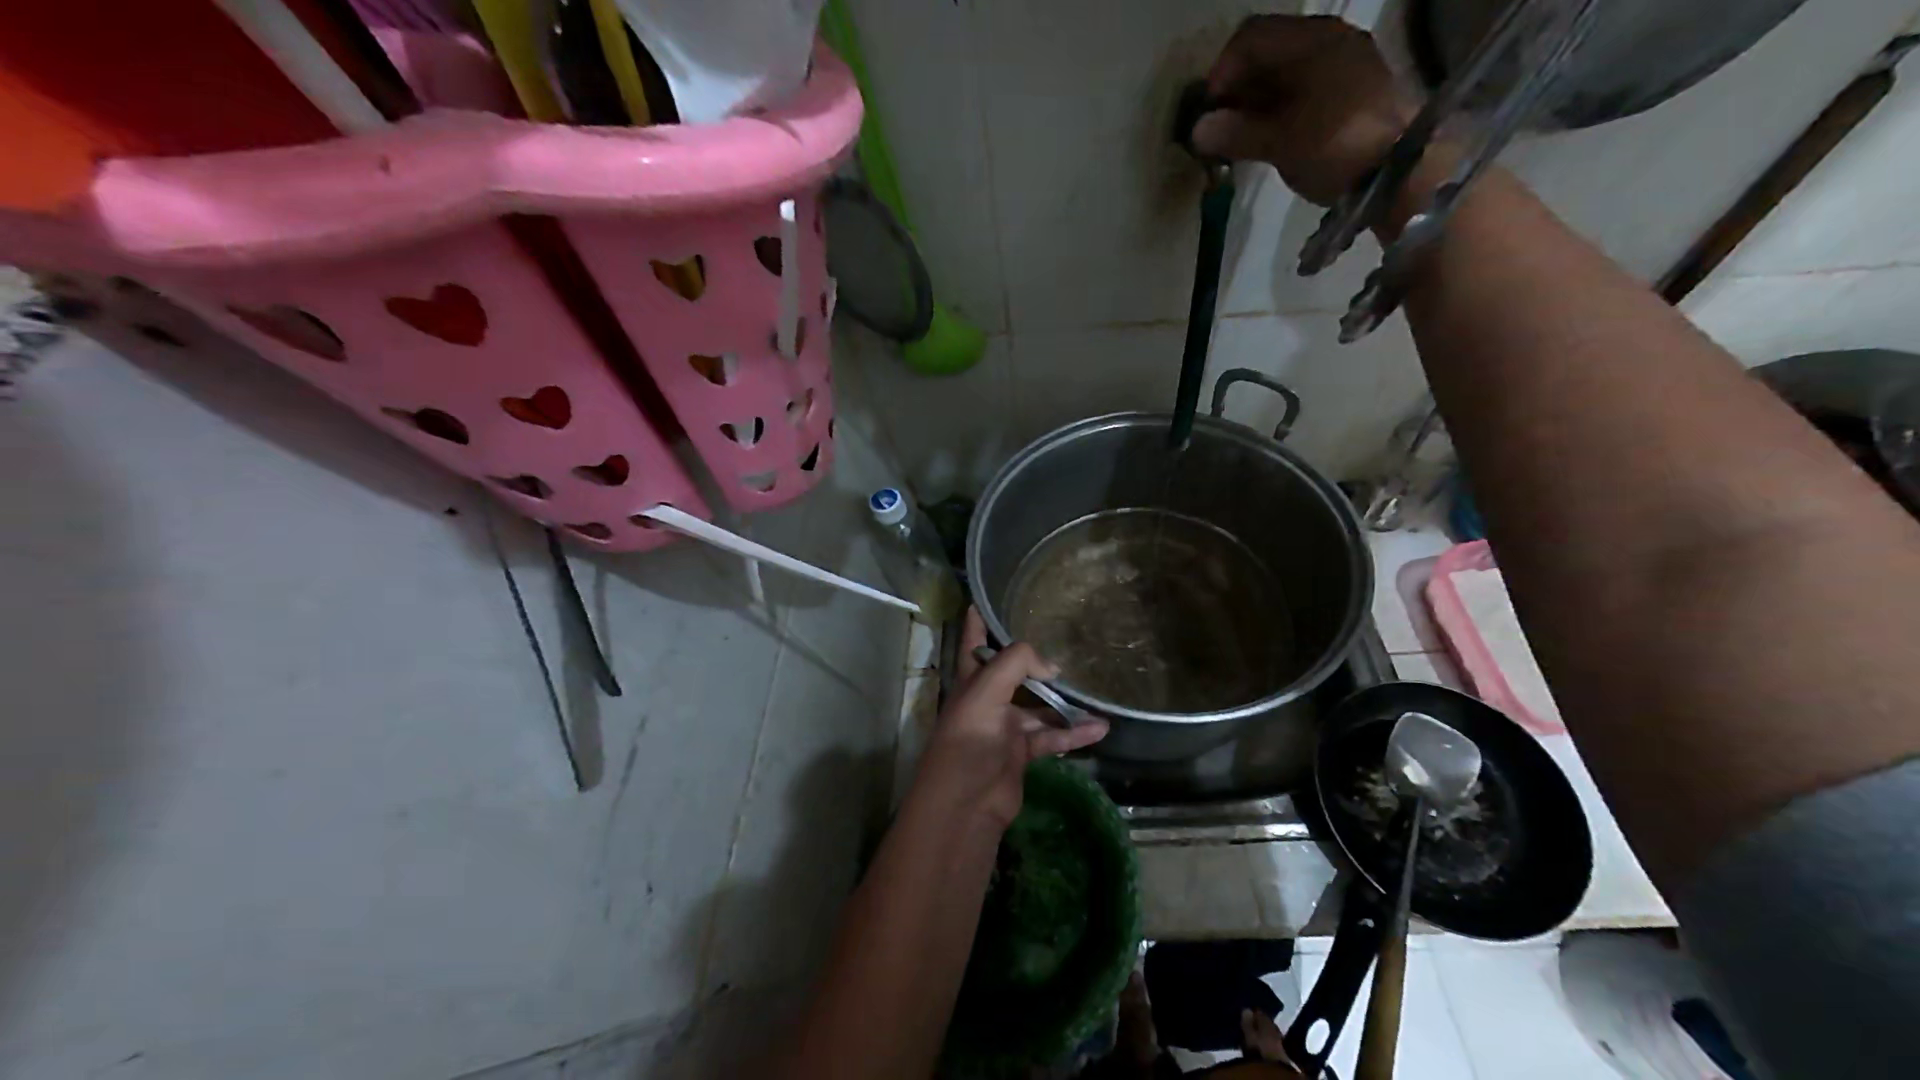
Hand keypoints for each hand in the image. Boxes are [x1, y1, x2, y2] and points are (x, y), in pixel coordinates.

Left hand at [911, 610, 1107, 828]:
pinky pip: (1051, 736)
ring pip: (1037, 707)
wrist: (966, 803)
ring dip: (1063, 702)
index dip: (978, 619)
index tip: (989, 598)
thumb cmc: (969, 739)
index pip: (972, 641)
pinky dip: (1074, 733)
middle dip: (1033, 659)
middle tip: (1063, 639)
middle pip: (1011, 672)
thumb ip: (1018, 663)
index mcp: (969, 680)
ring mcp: (1003, 727)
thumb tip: (1052, 667)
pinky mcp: (1020, 753)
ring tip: (1094, 690)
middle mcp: (985, 699)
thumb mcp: (987, 690)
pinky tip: (1099, 728)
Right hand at [1191, 15, 1413, 204]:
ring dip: (1256, 101)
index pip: (1250, 38)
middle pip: (1268, 52)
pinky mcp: (1352, 91)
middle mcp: (1330, 40)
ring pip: (1285, 71)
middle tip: (1220, 129)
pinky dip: (1279, 107)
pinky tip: (1269, 136)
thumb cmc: (1334, 147)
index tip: (1208, 114)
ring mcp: (1344, 64)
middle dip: (1237, 88)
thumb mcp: (1280, 142)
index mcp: (1313, 40)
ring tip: (1240, 138)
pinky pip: (1303, 87)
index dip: (1221, 73)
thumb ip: (1237, 133)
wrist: (1399, 170)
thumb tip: (1198, 131)